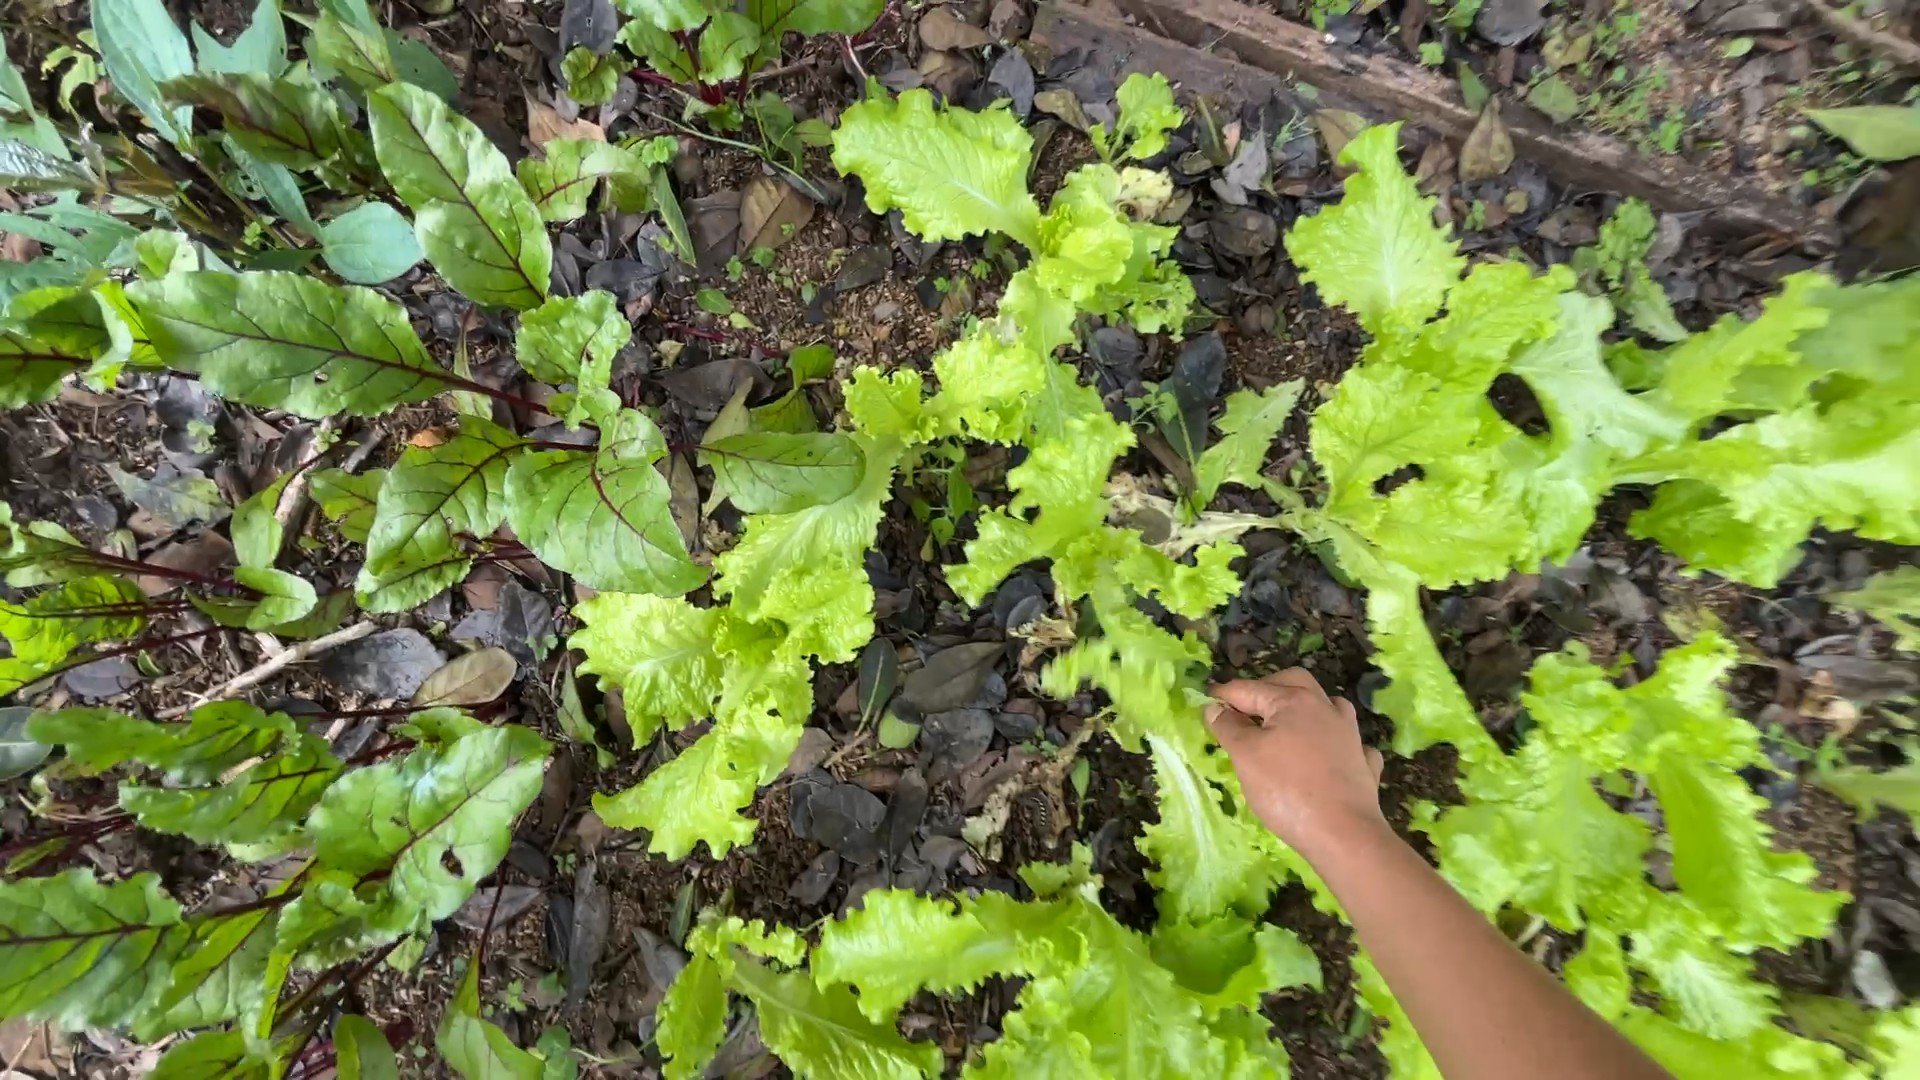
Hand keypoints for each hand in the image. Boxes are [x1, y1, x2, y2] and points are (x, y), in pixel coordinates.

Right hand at [1206, 669, 1385, 856]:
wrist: (1344, 835)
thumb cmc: (1286, 790)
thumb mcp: (1245, 755)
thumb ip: (1227, 726)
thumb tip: (1213, 707)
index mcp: (1293, 701)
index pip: (1247, 689)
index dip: (1222, 695)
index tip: (1203, 702)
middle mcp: (1325, 708)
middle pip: (1293, 682)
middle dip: (1266, 688)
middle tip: (1244, 710)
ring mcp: (1349, 735)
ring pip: (1327, 705)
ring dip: (1304, 708)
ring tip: (1285, 725)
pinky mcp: (1362, 763)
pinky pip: (1348, 740)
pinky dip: (1333, 741)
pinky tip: (1325, 754)